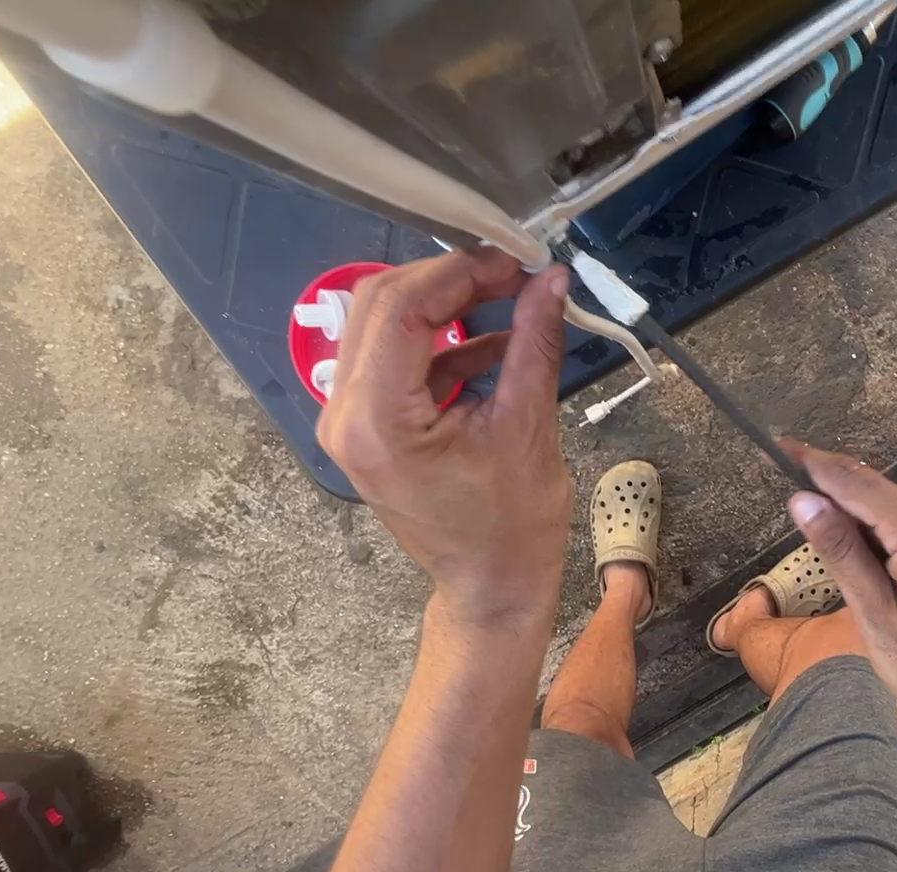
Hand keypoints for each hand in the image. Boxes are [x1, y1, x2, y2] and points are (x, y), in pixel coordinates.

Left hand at [317, 250, 573, 628]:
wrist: (491, 585)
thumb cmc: (514, 526)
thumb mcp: (530, 429)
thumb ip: (536, 346)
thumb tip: (552, 282)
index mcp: (378, 422)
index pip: (400, 310)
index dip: (458, 273)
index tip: (513, 260)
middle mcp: (344, 416)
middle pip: (379, 307)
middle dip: (449, 281)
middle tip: (512, 272)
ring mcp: (348, 423)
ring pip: (382, 329)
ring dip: (446, 309)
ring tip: (509, 301)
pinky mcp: (367, 429)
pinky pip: (396, 364)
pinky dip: (442, 347)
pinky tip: (494, 346)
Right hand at [783, 443, 896, 760]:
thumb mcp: (878, 618)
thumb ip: (842, 554)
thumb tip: (803, 500)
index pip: (857, 482)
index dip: (815, 464)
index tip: (781, 448)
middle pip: (880, 493)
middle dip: (836, 492)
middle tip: (795, 500)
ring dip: (863, 518)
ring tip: (830, 543)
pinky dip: (891, 534)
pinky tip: (875, 561)